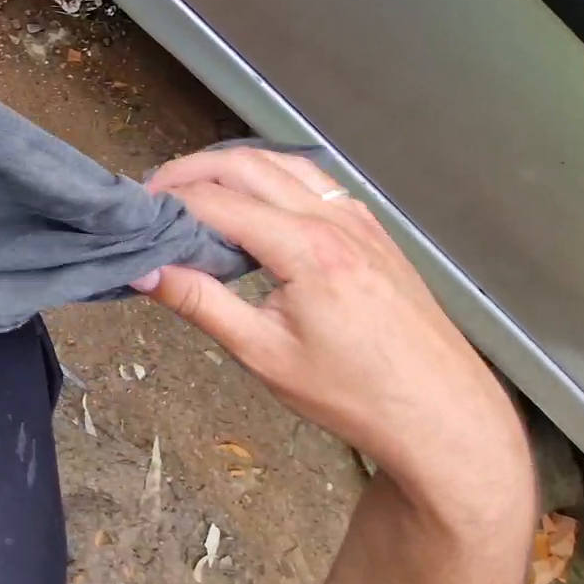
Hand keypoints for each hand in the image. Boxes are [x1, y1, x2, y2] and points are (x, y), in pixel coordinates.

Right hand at [134, 148, 532, 524]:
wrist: (448, 422)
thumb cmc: (352, 394)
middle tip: (152, 194)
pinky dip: (269, 175)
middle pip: (245, 165)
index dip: (168, 202)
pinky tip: (252, 200)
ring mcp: (358, 220)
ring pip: (280, 161)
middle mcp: (333, 221)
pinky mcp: (372, 230)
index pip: (216, 202)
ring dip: (229, 165)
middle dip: (190, 170)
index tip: (135, 214)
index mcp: (305, 250)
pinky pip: (312, 179)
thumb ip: (197, 302)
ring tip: (192, 190)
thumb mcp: (262, 353)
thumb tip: (141, 269)